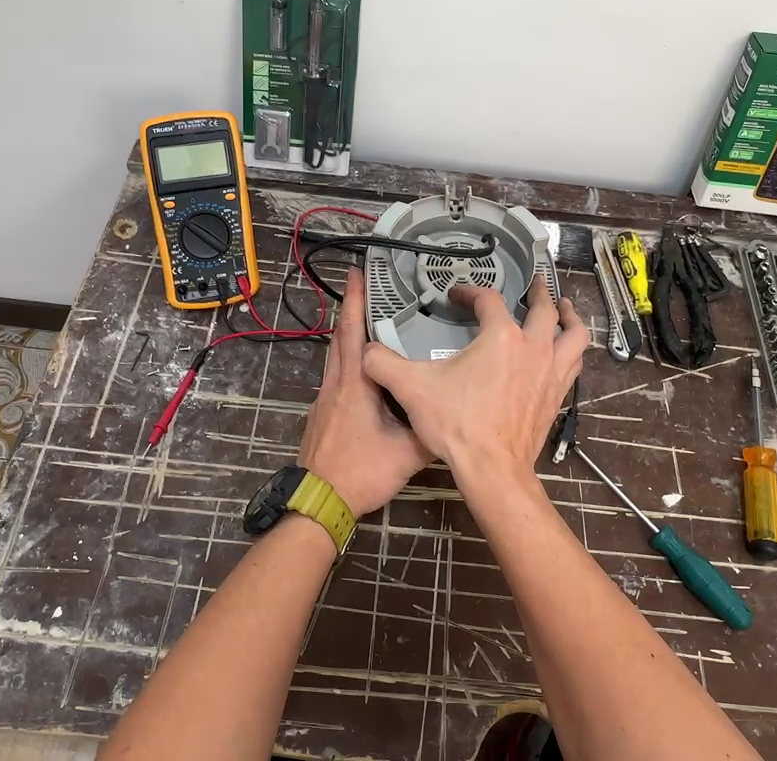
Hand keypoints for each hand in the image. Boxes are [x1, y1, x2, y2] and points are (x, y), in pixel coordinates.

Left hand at [298, 268, 433, 516]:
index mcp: (355, 385)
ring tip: (367, 319)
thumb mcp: (407, 453)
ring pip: (335, 356)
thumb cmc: (360, 472)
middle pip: (340, 337)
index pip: (353, 332)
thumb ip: (433, 430)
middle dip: (350, 308)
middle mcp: (335, 384)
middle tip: (364, 284)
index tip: (358, 272)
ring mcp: (324, 399)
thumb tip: (459, 413)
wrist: (317, 502)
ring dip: (347, 334)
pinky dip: (346, 360)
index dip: (354, 300)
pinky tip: (363, 369)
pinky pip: (334, 375)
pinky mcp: (320, 414)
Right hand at [362, 278, 588, 480]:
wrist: (493, 469)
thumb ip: (384, 364)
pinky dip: (571, 351)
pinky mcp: (556, 396)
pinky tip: (563, 354)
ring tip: (565, 309)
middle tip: (533, 283)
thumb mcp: (413, 389)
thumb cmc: (458, 425)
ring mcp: (550, 372)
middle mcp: (532, 348)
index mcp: (500, 337)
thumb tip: (365, 352)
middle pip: (545, 308)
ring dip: (570, 318)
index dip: (470, 292)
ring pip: (574, 335)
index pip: (488, 300)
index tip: (457, 295)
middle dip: (538, 292)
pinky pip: (574, 364)